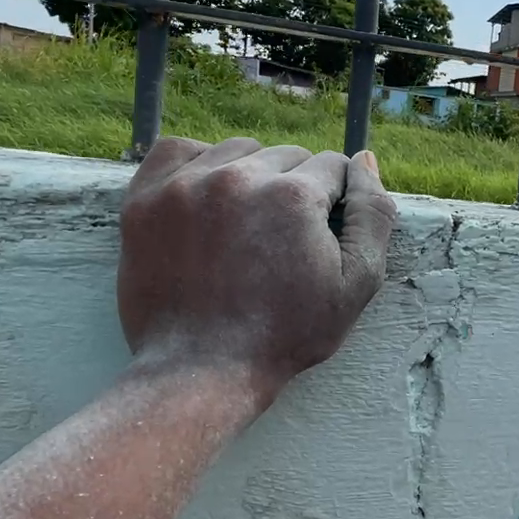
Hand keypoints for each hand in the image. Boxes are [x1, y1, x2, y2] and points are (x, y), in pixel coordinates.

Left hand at [117, 137, 396, 401]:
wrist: (204, 369)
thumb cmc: (288, 332)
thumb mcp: (358, 282)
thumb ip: (373, 215)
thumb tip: (365, 160)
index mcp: (294, 196)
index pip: (334, 167)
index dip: (338, 202)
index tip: (324, 236)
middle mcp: (239, 178)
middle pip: (289, 155)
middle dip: (299, 188)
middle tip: (288, 239)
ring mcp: (187, 185)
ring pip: (240, 150)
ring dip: (254, 175)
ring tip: (252, 223)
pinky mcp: (146, 199)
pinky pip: (180, 151)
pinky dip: (201, 164)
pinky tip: (212, 197)